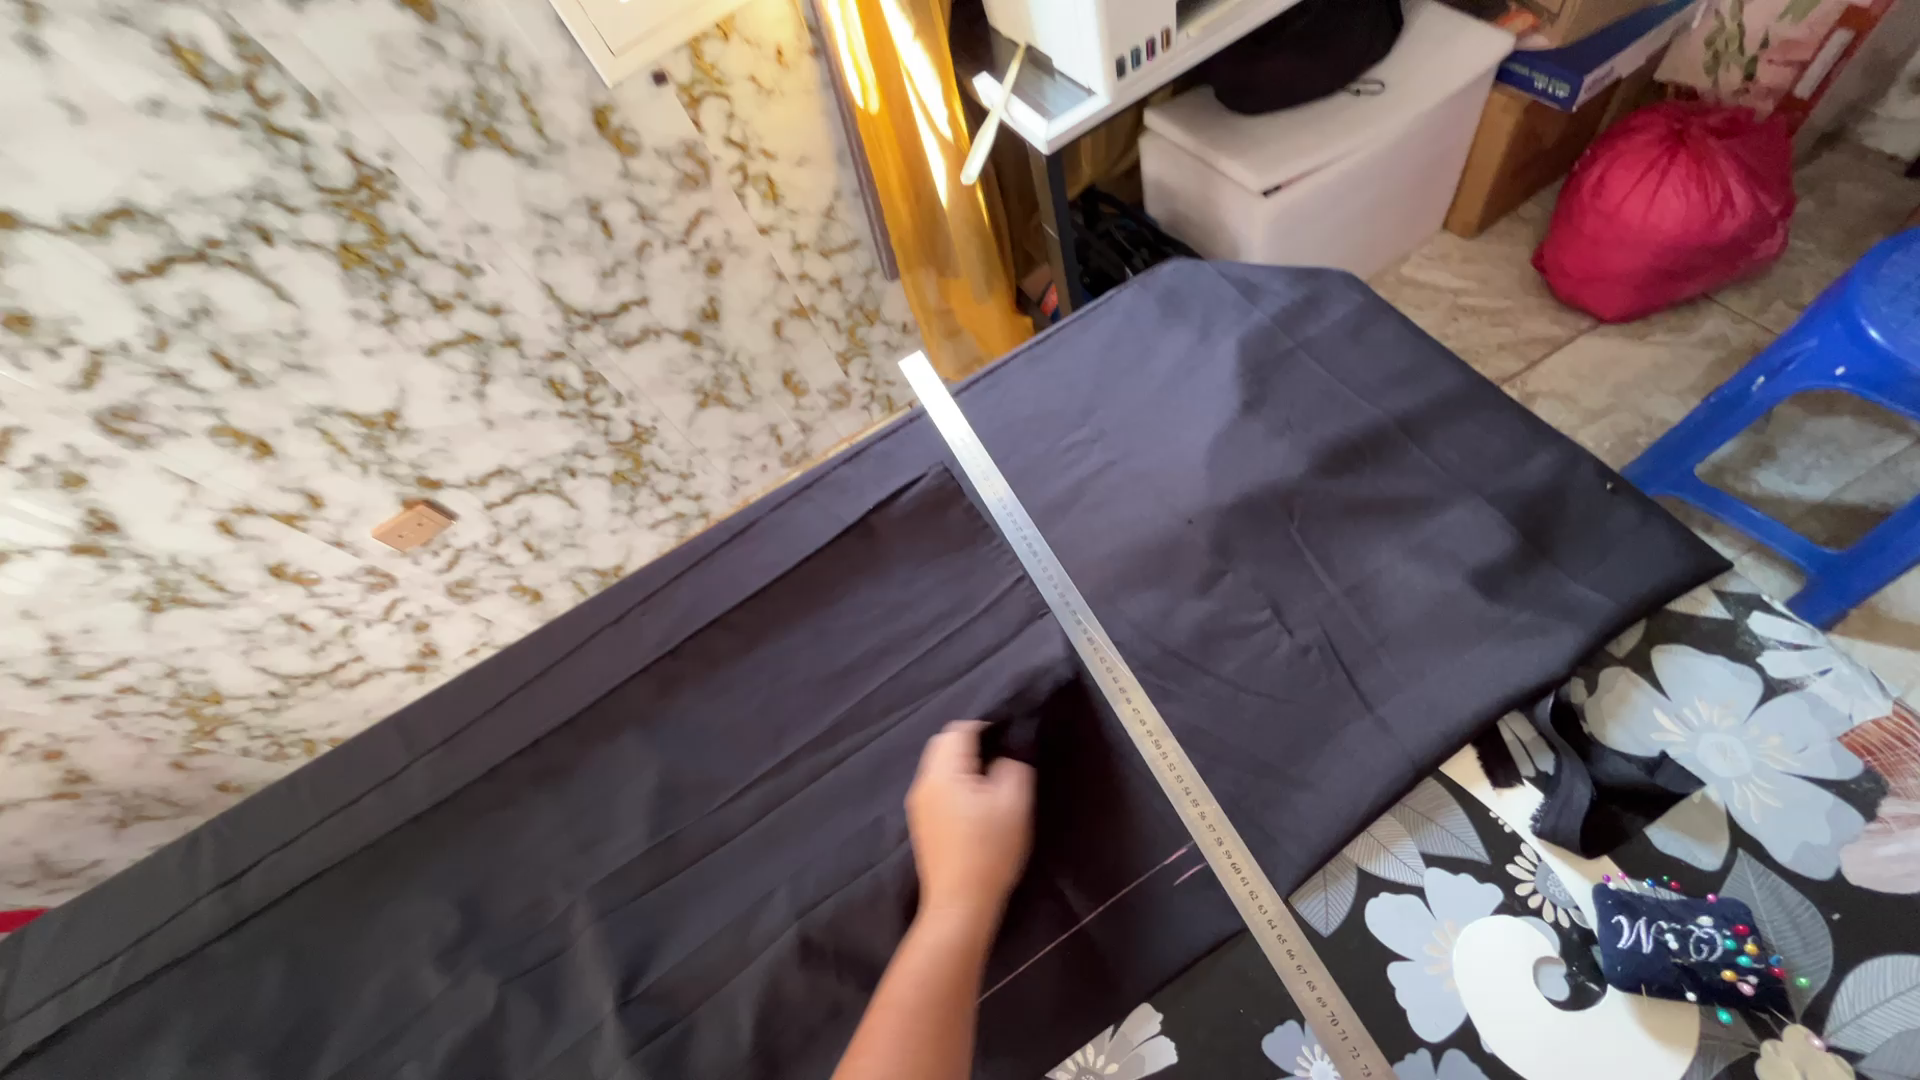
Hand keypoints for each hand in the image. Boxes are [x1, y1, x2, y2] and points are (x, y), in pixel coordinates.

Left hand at [906, 720, 1035, 926]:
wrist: (959, 904)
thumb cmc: (989, 851)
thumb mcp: (1014, 803)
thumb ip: (1012, 766)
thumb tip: (1003, 754)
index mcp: (943, 772)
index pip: (959, 729)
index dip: (986, 726)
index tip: (1009, 738)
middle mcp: (923, 782)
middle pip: (944, 743)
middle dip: (972, 742)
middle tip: (1001, 758)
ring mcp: (918, 803)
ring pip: (939, 765)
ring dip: (962, 762)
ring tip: (991, 780)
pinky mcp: (921, 822)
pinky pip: (937, 785)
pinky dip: (955, 781)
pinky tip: (975, 802)